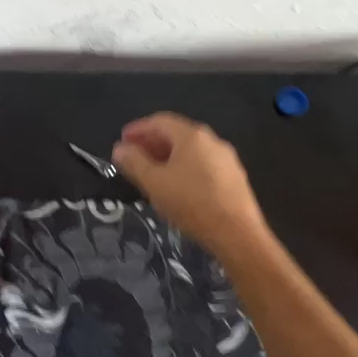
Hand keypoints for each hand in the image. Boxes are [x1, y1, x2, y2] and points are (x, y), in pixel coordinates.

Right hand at [112, 113, 269, 252]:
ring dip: (167, 156)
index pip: (160, 121)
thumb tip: (120, 149)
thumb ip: (134, 162)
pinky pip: (202, 164)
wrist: (237, 234)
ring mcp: (226, 159)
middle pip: (177, 134)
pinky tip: (176, 186)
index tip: (122, 140)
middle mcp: (212, 141)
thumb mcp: (154, 183)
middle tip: (133, 157)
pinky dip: (183, 167)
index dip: (138, 129)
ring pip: (190, 151)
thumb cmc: (191, 203)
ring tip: (151, 173)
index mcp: (192, 136)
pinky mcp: (234, 178)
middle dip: (152, 143)